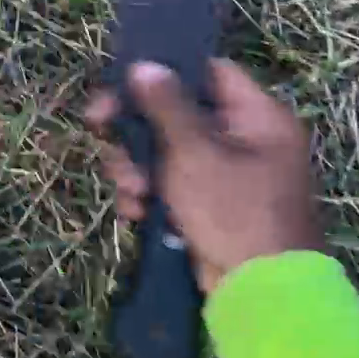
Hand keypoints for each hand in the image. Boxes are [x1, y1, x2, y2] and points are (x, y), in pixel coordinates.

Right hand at [86, 60, 323, 292]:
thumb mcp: (193, 152)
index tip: (120, 80)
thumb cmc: (233, 212)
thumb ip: (166, 105)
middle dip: (132, 126)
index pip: (207, 72)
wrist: (260, 292)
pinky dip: (144, 189)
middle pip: (172, 108)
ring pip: (159, 144)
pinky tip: (137, 209)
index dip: (163, 70)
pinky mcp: (206, 196)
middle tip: (97, 126)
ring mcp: (224, 169)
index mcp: (257, 119)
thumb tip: (144, 65)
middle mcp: (243, 138)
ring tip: (131, 190)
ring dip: (133, 164)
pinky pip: (163, 175)